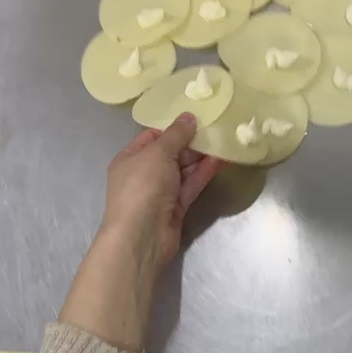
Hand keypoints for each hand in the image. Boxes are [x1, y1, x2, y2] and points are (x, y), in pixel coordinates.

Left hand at [101, 115, 222, 270]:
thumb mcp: (158, 153)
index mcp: (129, 159)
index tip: (193, 120)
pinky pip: (190, 186)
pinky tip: (219, 160)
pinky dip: (203, 174)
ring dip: (200, 158)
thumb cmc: (142, 186)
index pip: (151, 138)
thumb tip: (188, 117)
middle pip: (169, 154)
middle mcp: (143, 175)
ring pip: (183, 171)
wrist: (142, 235)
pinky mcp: (176, 208)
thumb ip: (175, 135)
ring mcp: (160, 193)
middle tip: (213, 129)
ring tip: (222, 141)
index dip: (171, 129)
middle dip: (190, 143)